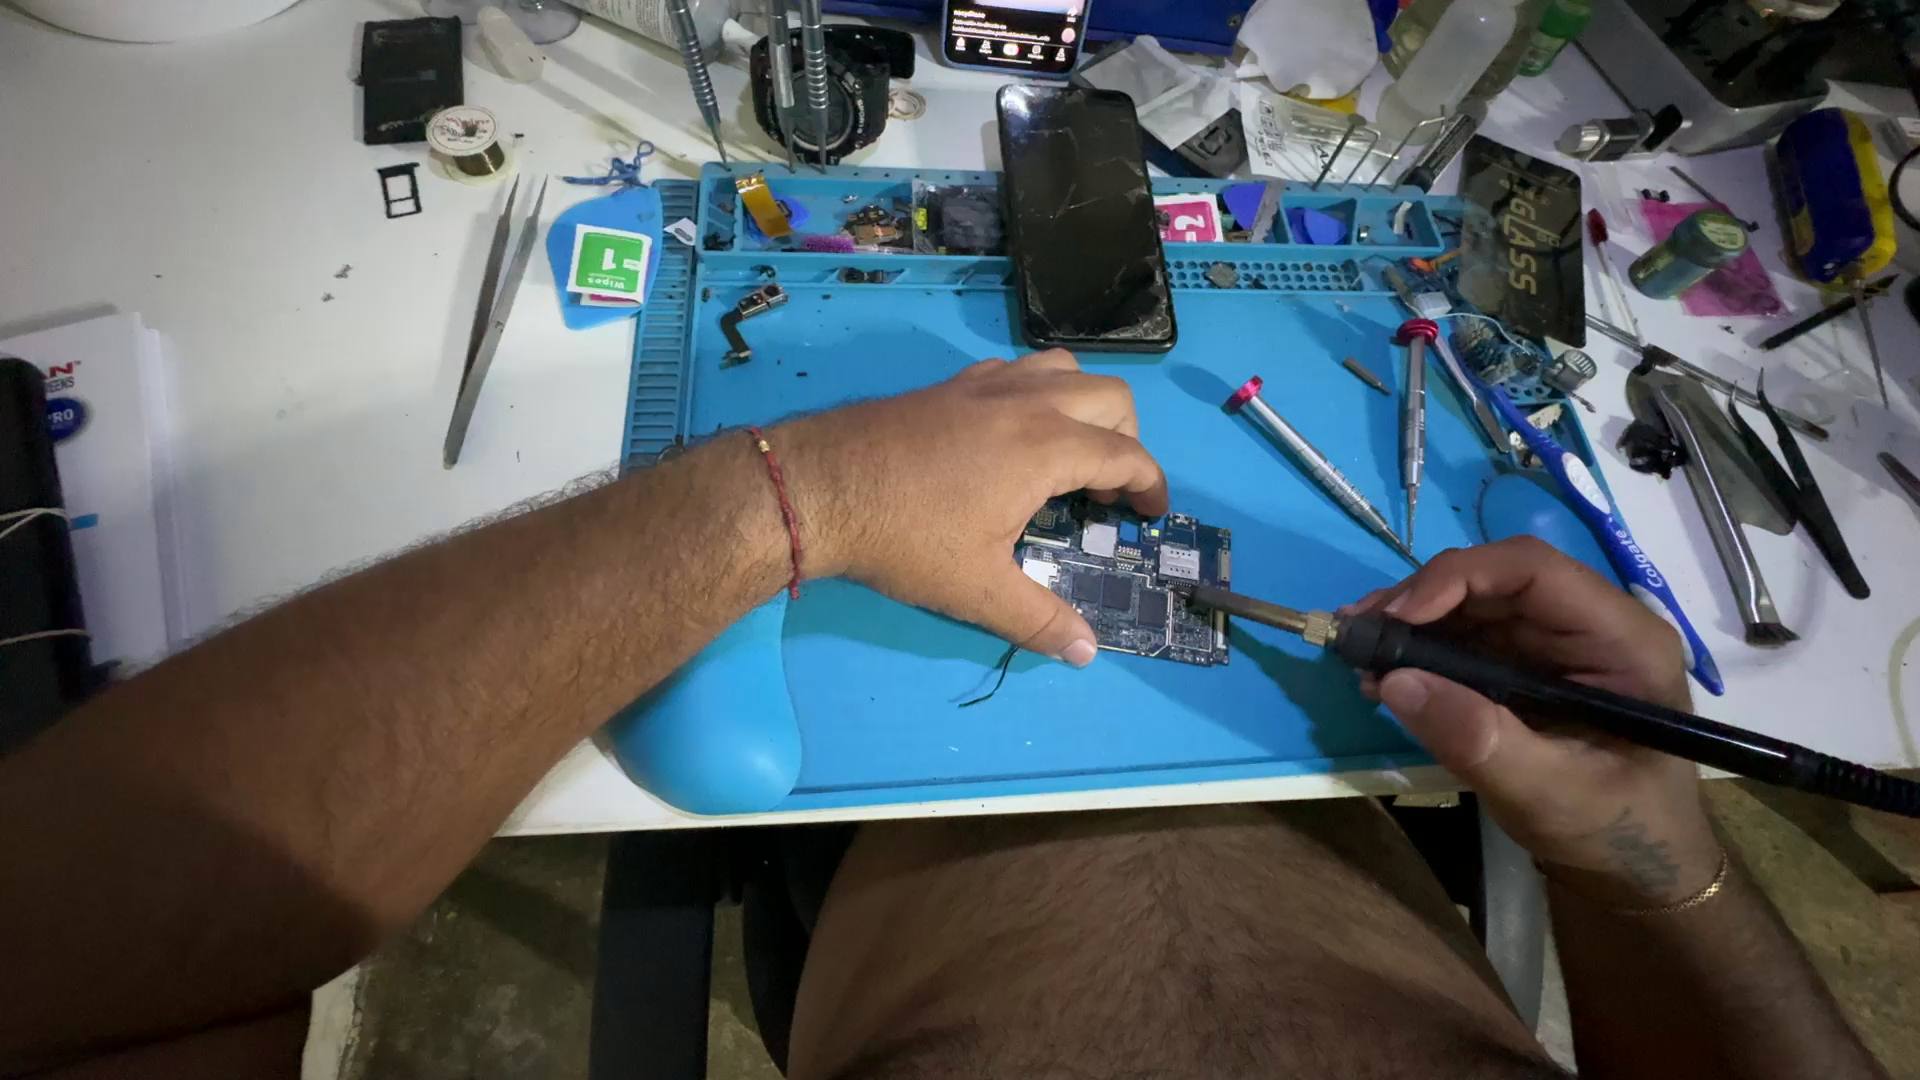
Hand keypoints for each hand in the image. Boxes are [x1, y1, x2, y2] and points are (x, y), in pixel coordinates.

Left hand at [780, 350, 1167, 666]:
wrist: (820, 486)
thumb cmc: (904, 537)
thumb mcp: (976, 589)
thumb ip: (1038, 620)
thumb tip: (1085, 653)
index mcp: (1046, 447)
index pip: (1127, 455)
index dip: (1150, 484)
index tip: (1150, 512)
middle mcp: (1026, 402)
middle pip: (1110, 398)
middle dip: (1127, 441)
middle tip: (1104, 491)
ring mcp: (986, 384)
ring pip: (1064, 369)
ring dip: (1084, 406)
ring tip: (1068, 453)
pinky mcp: (953, 383)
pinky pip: (1018, 371)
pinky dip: (1038, 393)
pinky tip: (1012, 433)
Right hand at [1348, 537, 1720, 906]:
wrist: (1624, 866)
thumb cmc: (1611, 829)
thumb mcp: (1547, 793)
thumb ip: (1479, 739)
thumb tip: (1395, 682)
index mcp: (1618, 640)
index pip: (1532, 571)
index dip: (1458, 579)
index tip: (1399, 618)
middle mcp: (1580, 624)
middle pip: (1488, 578)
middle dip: (1416, 598)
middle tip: (1357, 632)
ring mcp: (1543, 641)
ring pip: (1462, 599)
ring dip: (1403, 619)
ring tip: (1357, 649)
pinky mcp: (1511, 660)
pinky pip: (1452, 631)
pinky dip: (1408, 644)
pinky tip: (1377, 669)